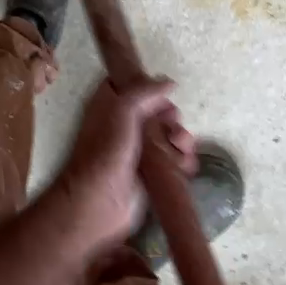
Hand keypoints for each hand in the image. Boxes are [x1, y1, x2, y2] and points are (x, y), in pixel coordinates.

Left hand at [49, 77, 197, 257]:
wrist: (100, 201)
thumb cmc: (107, 150)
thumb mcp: (122, 110)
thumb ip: (145, 92)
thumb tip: (170, 83)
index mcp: (111, 105)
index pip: (134, 88)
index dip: (152, 89)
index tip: (166, 96)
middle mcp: (125, 125)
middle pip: (158, 112)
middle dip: (172, 118)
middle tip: (174, 127)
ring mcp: (138, 151)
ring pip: (169, 137)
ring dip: (182, 140)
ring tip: (182, 148)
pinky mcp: (152, 174)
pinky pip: (174, 161)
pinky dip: (184, 161)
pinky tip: (185, 165)